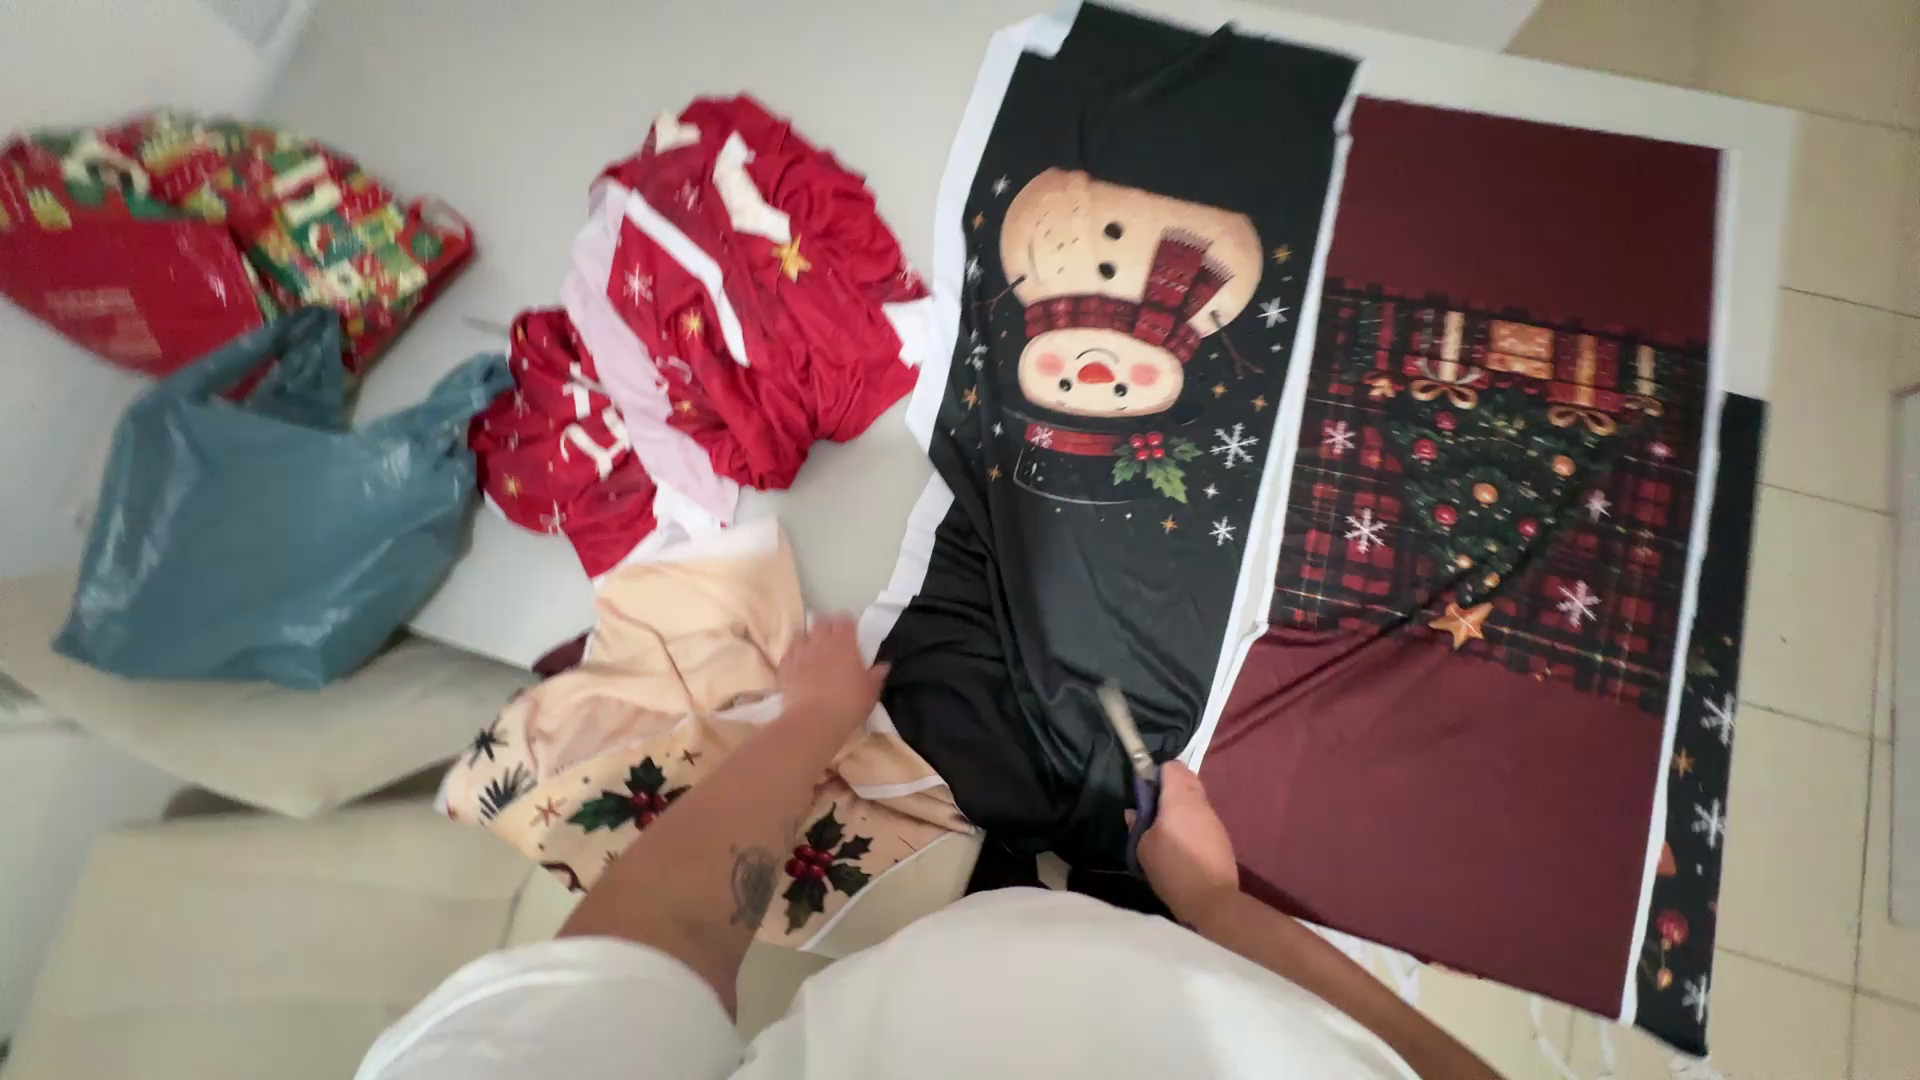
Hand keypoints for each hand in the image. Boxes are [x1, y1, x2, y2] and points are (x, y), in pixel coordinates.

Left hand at [779, 615, 888, 731]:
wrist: (813, 722)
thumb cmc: (848, 704)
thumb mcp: (870, 692)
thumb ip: (876, 675)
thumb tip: (884, 665)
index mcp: (844, 643)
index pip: (845, 620)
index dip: (848, 625)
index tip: (852, 634)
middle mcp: (821, 641)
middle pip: (822, 622)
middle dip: (827, 628)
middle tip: (833, 642)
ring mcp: (800, 653)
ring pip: (803, 635)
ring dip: (810, 640)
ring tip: (814, 653)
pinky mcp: (785, 667)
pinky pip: (789, 653)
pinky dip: (795, 655)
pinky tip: (799, 665)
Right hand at [1134, 761, 1239, 924]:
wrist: (1213, 901)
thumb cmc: (1173, 868)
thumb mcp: (1143, 848)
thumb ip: (1137, 824)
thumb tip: (1134, 813)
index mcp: (1179, 798)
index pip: (1172, 766)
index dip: (1157, 772)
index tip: (1145, 788)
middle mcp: (1200, 803)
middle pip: (1187, 779)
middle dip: (1170, 786)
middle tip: (1153, 807)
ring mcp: (1214, 820)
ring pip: (1196, 799)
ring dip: (1182, 805)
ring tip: (1167, 828)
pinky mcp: (1222, 837)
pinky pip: (1204, 818)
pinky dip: (1192, 822)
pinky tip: (1183, 844)